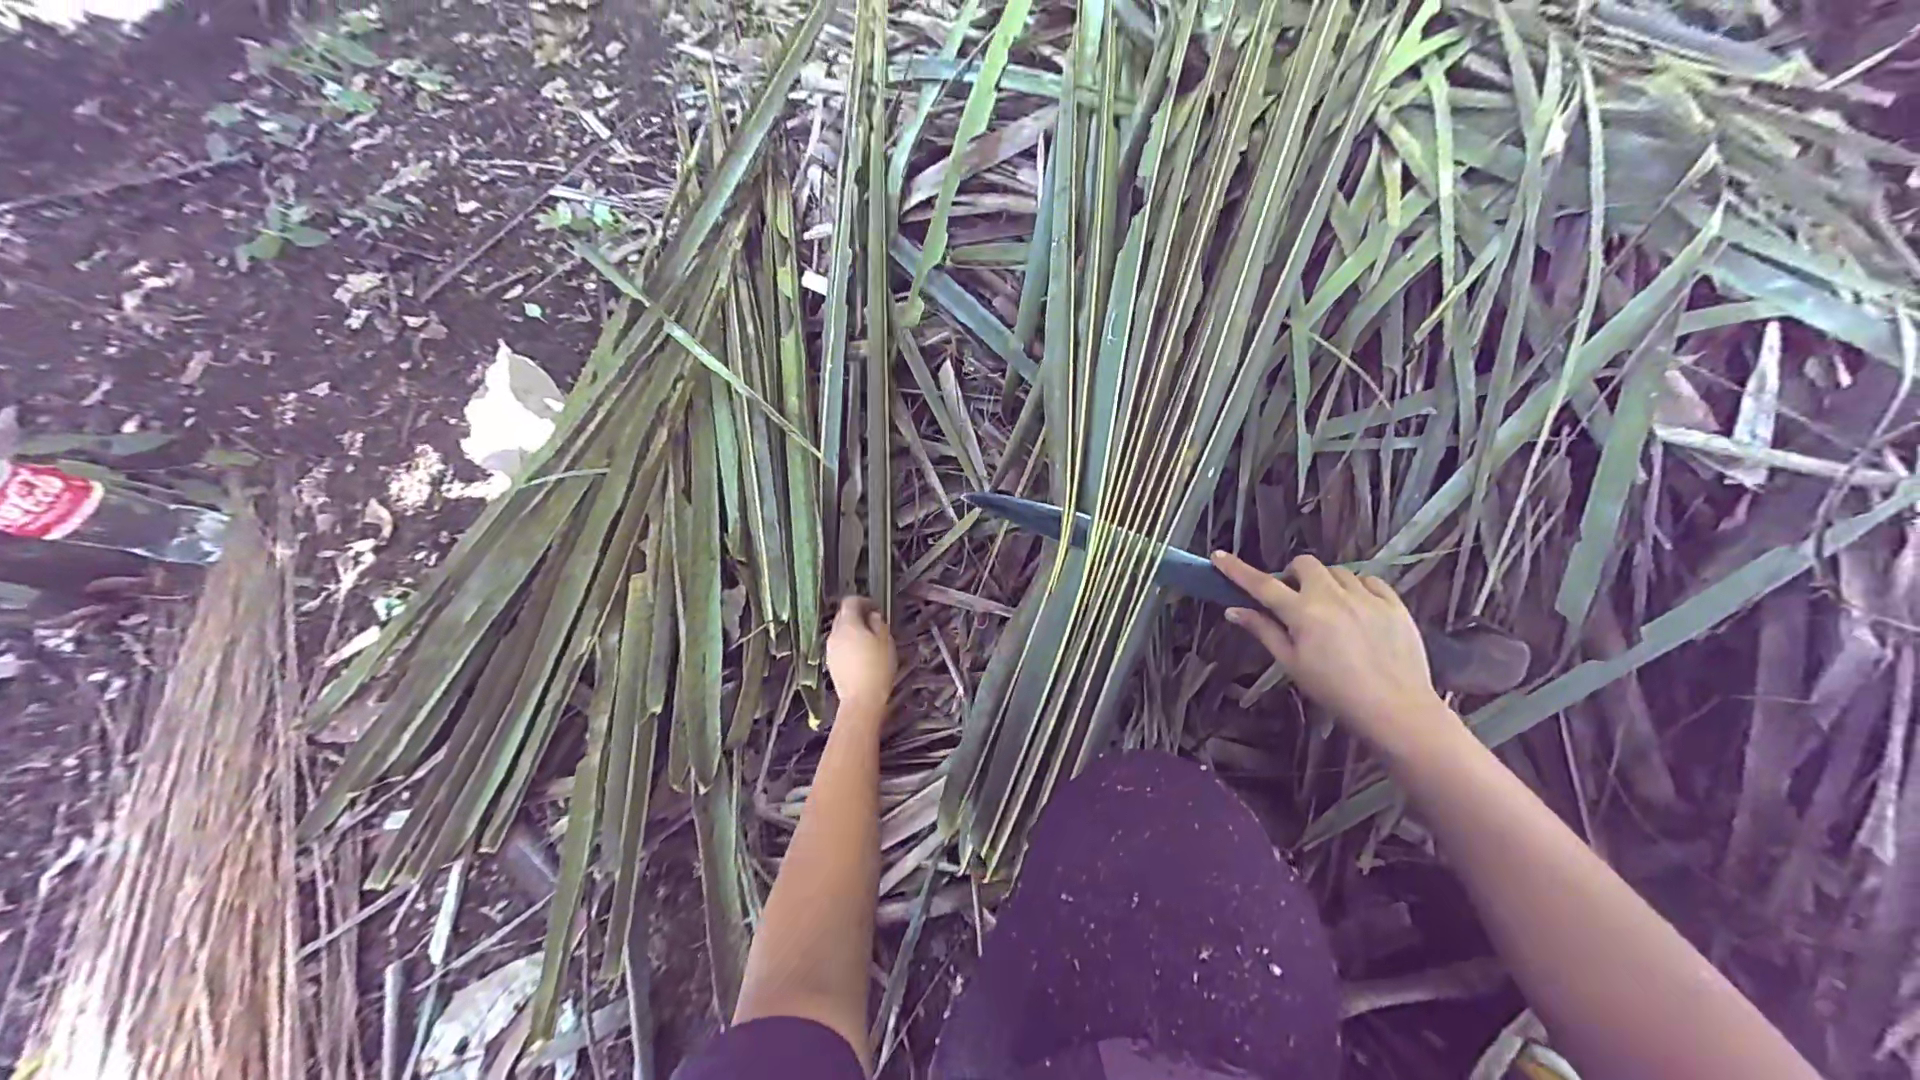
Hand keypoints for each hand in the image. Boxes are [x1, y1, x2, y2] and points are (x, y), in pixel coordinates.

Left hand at [825, 595, 895, 713]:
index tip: (876, 608)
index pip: (850, 601)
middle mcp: (834, 633)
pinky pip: (840, 646)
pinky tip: (861, 656)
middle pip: (843, 615)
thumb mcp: (886, 641)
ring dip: (853, 631)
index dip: (864, 601)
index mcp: (848, 624)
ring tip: (869, 641)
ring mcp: (830, 649)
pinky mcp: (831, 663)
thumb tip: (872, 616)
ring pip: (840, 632)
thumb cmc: (877, 667)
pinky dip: (849, 645)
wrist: (861, 700)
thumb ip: (878, 623)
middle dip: (857, 615)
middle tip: (874, 623)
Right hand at [1212, 551, 1444, 746]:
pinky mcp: (1394, 604)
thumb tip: (1234, 610)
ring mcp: (1367, 597)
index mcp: (1303, 613)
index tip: (1219, 556)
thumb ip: (1264, 631)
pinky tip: (1358, 608)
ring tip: (1330, 608)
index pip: (1262, 584)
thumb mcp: (1291, 664)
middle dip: (1293, 575)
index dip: (1237, 569)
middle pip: (1304, 564)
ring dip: (1326, 582)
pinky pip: (1371, 581)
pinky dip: (1358, 588)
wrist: (1395, 710)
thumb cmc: (1334, 691)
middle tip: (1294, 599)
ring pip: (1338, 571)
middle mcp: (1333, 596)